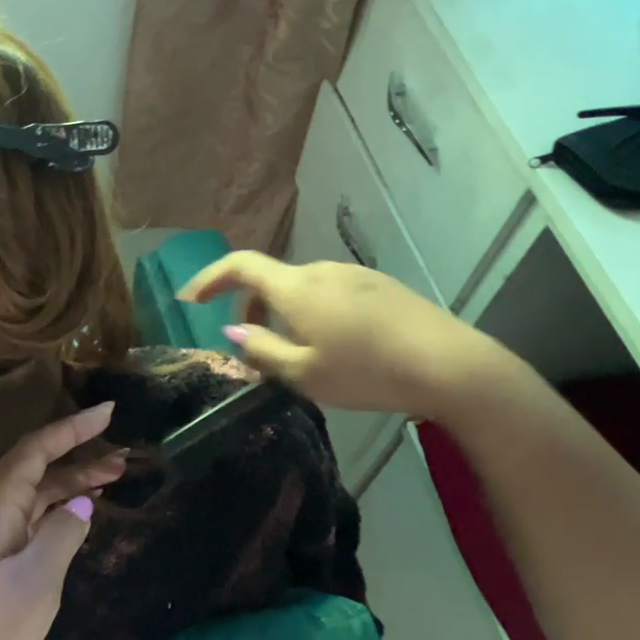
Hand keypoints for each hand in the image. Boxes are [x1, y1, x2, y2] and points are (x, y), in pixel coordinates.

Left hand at [0, 403, 127, 639]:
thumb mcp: (37, 578)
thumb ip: (64, 533)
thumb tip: (82, 504)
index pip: (36, 449)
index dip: (72, 428)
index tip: (108, 411)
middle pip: (36, 467)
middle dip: (78, 454)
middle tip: (123, 455)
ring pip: (35, 493)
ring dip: (72, 483)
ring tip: (114, 478)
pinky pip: (31, 516)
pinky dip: (59, 508)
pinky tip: (80, 514)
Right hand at [179, 252, 512, 421]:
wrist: (449, 365)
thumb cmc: (366, 371)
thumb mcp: (302, 373)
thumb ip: (261, 350)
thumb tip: (235, 331)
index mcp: (296, 287)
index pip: (240, 266)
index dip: (209, 278)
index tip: (190, 299)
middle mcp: (322, 270)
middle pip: (272, 278)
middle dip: (250, 306)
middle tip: (247, 344)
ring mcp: (356, 275)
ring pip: (303, 287)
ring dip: (284, 312)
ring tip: (291, 351)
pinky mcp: (382, 287)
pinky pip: (331, 293)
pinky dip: (313, 311)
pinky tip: (332, 345)